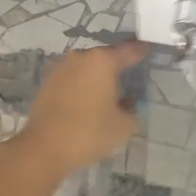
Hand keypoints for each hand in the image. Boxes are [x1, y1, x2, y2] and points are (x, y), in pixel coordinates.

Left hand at [10, 40, 150, 176]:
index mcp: (102, 61)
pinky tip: (87, 100)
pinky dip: (81, 85)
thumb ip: (131, 109)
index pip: (128, 51)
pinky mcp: (47, 83)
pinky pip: (71, 79)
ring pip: (85, 67)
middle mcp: (79, 58)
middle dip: (117, 64)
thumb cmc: (90, 132)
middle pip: (104, 57)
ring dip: (96, 76)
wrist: (45, 147)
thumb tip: (126, 102)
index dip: (141, 50)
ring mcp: (60, 69)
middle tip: (130, 73)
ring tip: (108, 89)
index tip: (150, 49)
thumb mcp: (124, 125)